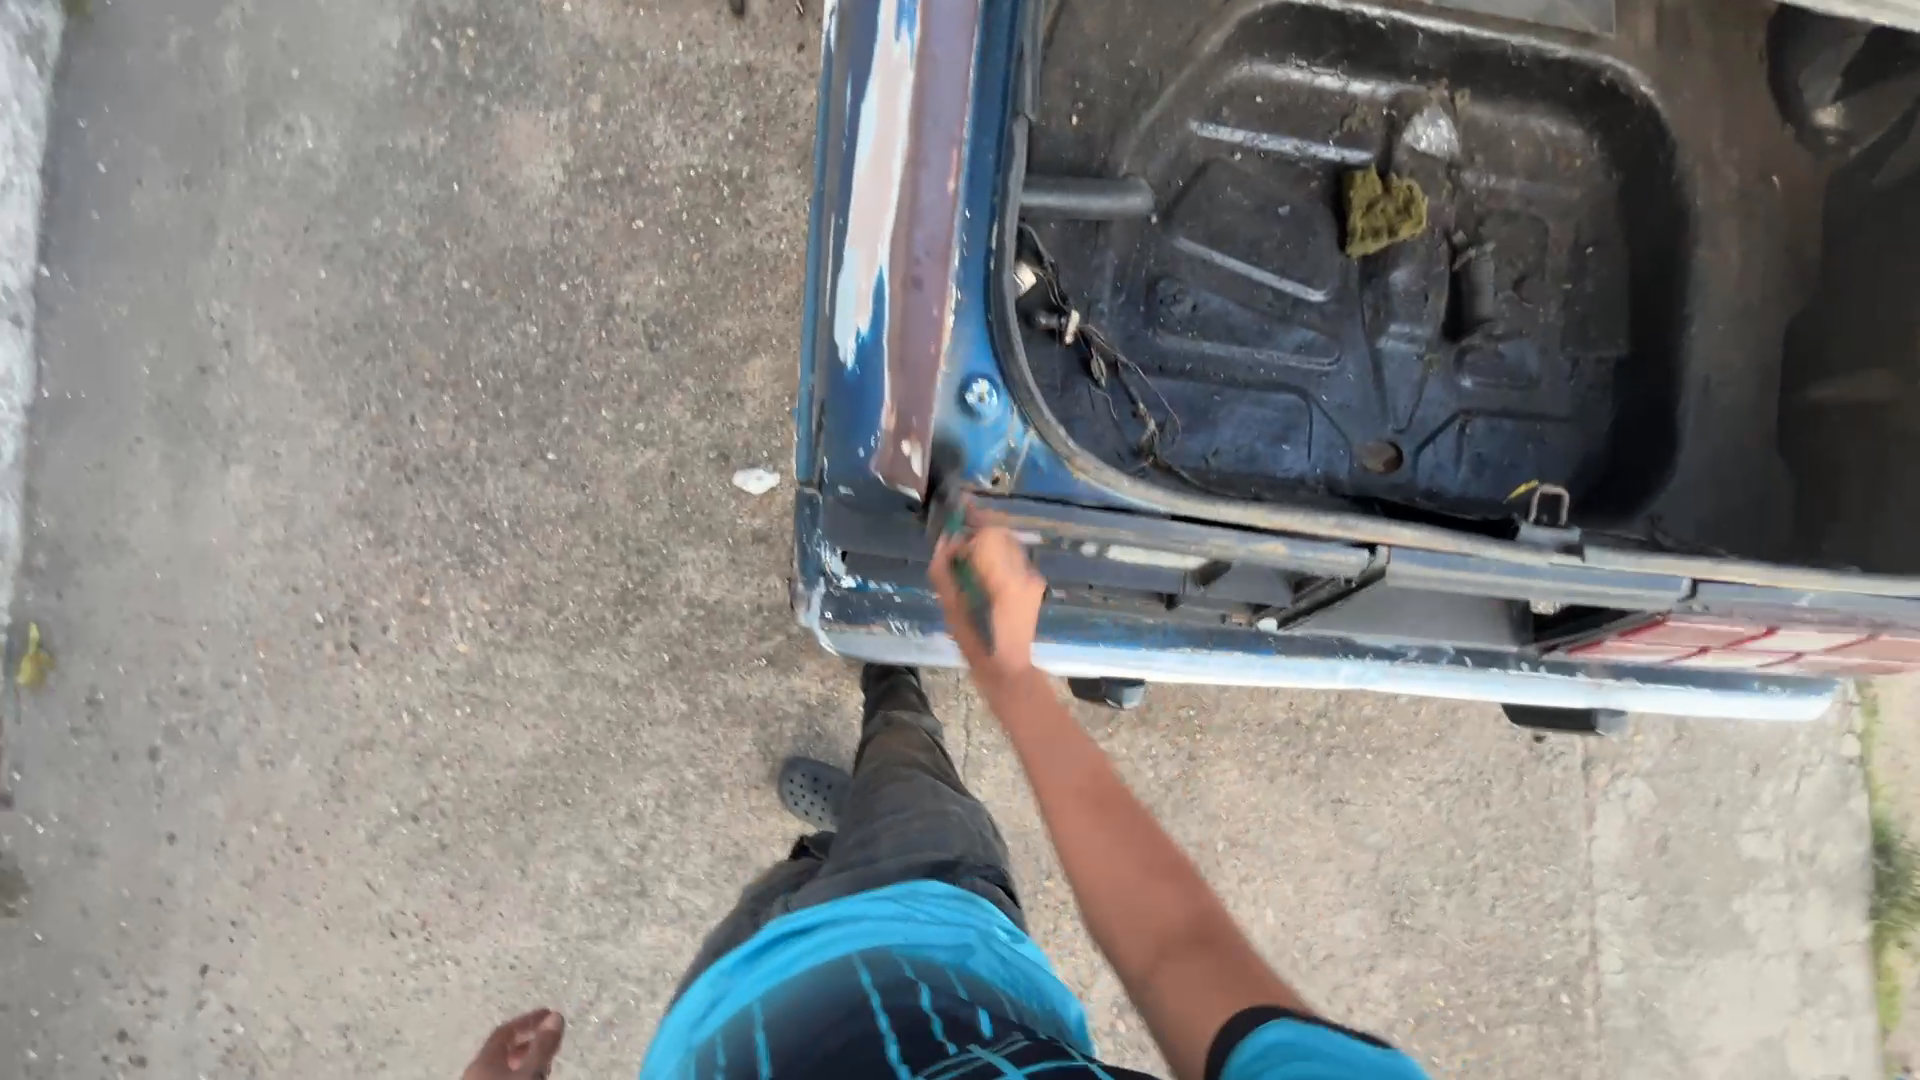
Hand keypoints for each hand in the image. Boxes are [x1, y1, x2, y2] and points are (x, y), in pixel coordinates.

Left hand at [463, 1009, 565, 1079]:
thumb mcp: (530, 1071)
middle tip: (549, 1037)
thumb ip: (542, 1045)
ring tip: (543, 1061)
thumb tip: (556, 1015)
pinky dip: (517, 1071)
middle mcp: (474, 1071)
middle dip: (528, 1039)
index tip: (549, 1013)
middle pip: (503, 1048)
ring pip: (502, 1065)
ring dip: (524, 1058)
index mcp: (482, 1060)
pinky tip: (529, 1076)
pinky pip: (500, 1076)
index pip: (506, 1029)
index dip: (528, 1019)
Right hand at [930, 521, 1046, 689]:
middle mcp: (1024, 572)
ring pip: (1009, 542)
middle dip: (978, 529)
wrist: (1009, 668)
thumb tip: (943, 542)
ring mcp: (1033, 577)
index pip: (988, 534)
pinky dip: (999, 555)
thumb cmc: (976, 643)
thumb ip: (944, 571)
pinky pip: (1015, 557)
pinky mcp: (1035, 583)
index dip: (968, 527)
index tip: (952, 531)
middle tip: (959, 538)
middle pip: (1001, 532)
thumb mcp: (951, 609)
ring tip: (970, 556)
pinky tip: (986, 571)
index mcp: (1004, 579)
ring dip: (989, 541)